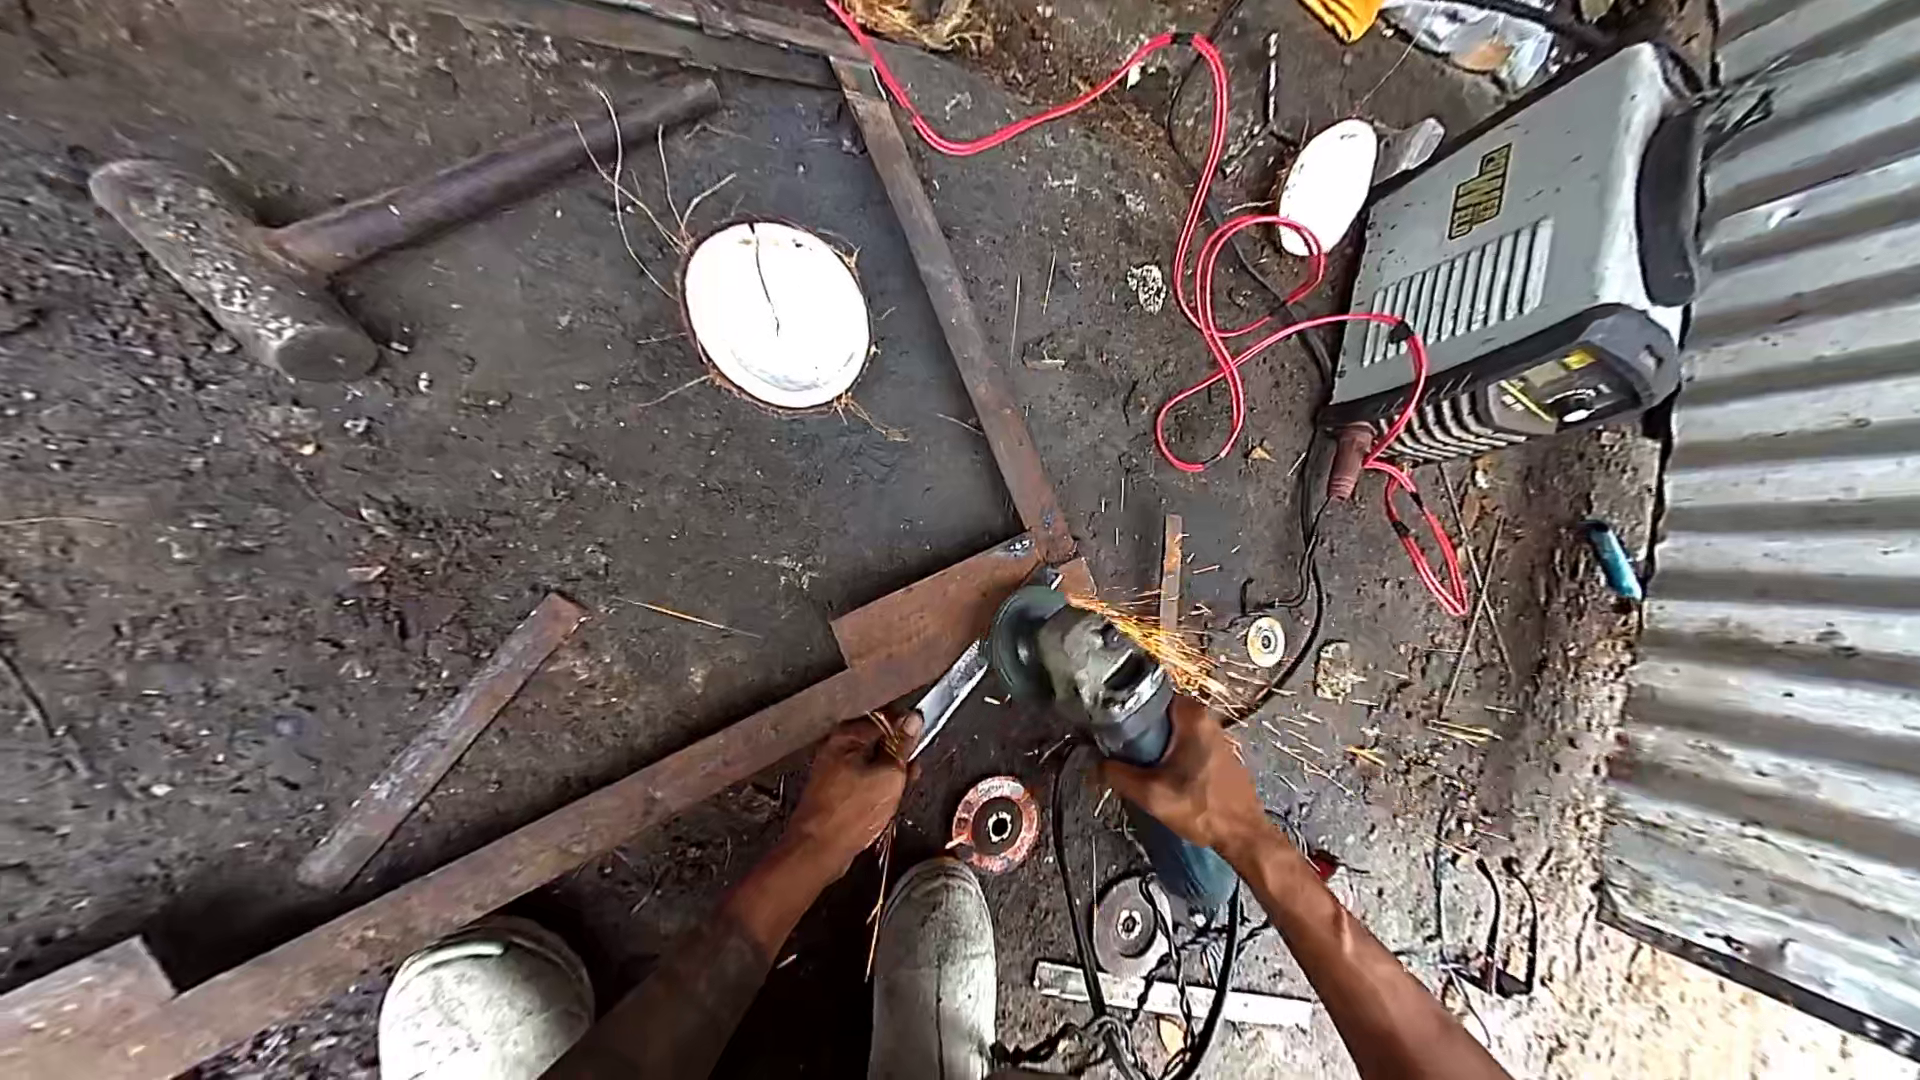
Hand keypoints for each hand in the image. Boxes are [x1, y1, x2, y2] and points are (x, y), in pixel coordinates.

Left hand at [782, 712, 920, 876]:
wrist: (818, 851)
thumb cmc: (850, 814)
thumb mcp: (890, 775)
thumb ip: (903, 745)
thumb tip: (914, 721)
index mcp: (849, 734)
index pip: (889, 718)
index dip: (909, 730)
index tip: (922, 741)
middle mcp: (838, 746)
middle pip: (881, 741)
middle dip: (899, 758)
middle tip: (908, 775)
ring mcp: (834, 768)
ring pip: (873, 763)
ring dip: (889, 776)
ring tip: (894, 795)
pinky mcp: (834, 789)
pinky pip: (863, 780)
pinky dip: (876, 789)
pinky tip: (882, 805)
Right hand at [1099, 696, 1272, 856]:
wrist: (1243, 836)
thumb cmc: (1200, 808)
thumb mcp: (1150, 794)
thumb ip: (1118, 775)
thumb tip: (1097, 764)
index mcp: (1192, 716)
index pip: (1152, 695)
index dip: (1130, 707)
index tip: (1114, 722)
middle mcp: (1207, 719)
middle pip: (1163, 712)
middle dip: (1143, 727)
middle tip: (1124, 745)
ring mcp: (1217, 736)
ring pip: (1176, 728)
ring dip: (1158, 741)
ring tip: (1139, 760)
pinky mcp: (1221, 754)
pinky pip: (1189, 741)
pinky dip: (1174, 751)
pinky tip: (1164, 772)